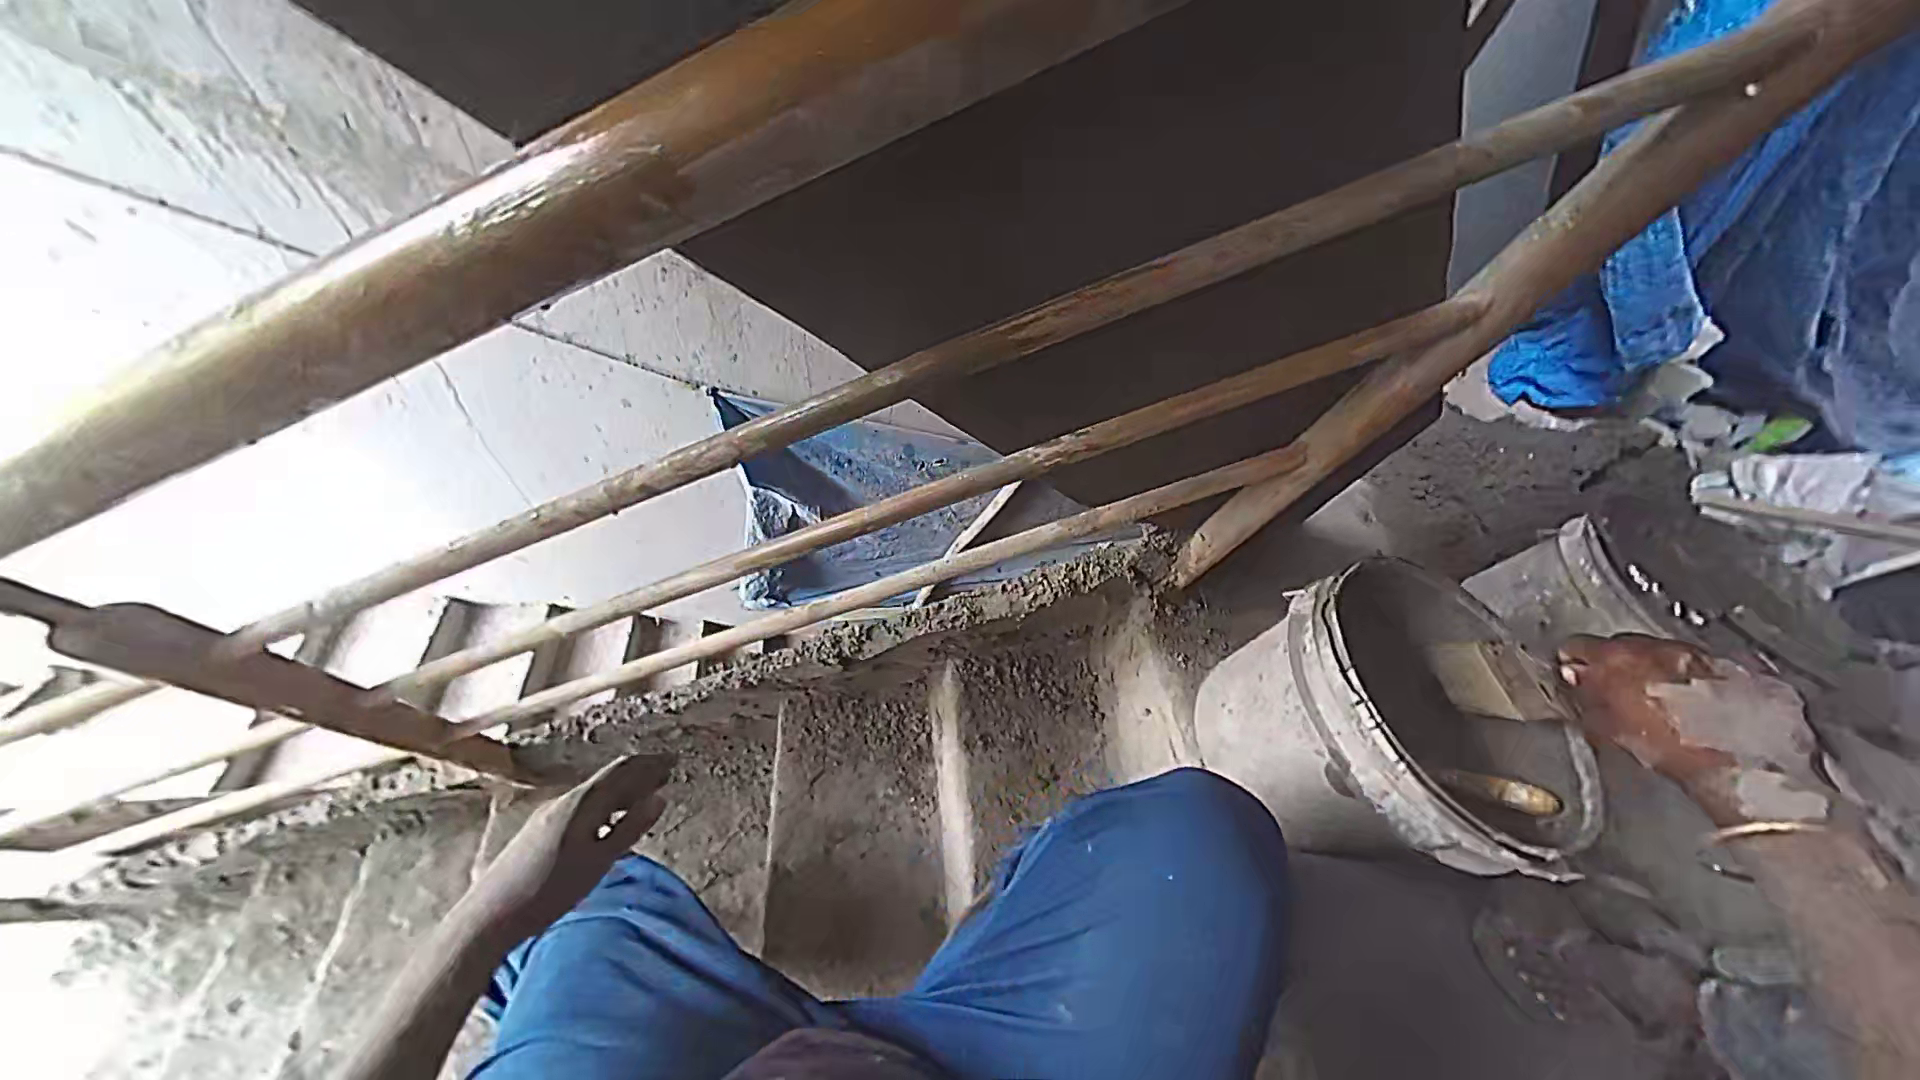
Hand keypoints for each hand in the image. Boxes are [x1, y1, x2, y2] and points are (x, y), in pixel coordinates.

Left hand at [465, 753, 674, 941]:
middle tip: (665, 775)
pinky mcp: (538, 831)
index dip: (650, 764)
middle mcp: (564, 801)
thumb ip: (630, 829)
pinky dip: (605, 805)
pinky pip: (582, 805)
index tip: (674, 762)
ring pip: (595, 792)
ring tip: (643, 797)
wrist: (485, 921)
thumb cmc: (548, 891)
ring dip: (622, 791)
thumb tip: (659, 799)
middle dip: (639, 774)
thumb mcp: (598, 862)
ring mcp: (548, 815)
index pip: (623, 770)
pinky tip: (609, 821)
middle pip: (608, 778)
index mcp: (581, 803)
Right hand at [1556, 634, 1818, 794]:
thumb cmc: (1669, 747)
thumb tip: (1575, 678)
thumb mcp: (1604, 725)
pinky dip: (1692, 681)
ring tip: (1662, 703)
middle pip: (1622, 646)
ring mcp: (1697, 656)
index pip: (1576, 645)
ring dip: (1656, 671)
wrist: (1741, 767)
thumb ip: (1583, 694)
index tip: (1576, 675)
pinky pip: (1700, 668)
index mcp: (1614, 657)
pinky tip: (1696, 707)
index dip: (1573, 662)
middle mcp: (1655, 647)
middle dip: (1618, 665)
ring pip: (1662, 655)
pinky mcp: (1733, 670)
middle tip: (1619, 692)